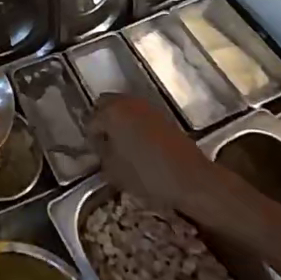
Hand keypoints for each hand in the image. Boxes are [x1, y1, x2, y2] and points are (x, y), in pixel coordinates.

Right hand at [86, 95, 217, 211]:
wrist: (190, 177)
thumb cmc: (146, 174)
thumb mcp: (113, 170)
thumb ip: (101, 153)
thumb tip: (100, 145)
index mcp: (111, 113)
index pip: (90, 121)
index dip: (90, 139)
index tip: (95, 154)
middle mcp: (128, 102)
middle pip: (106, 104)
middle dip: (102, 121)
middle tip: (104, 143)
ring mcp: (147, 106)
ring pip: (124, 107)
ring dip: (119, 120)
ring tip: (121, 145)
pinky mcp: (162, 115)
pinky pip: (139, 114)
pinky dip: (134, 123)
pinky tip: (138, 144)